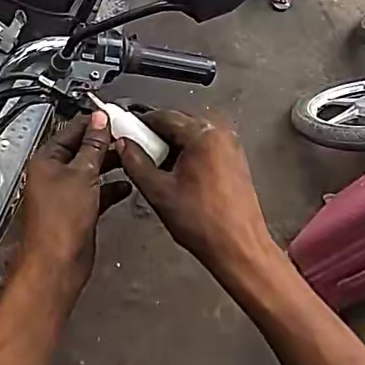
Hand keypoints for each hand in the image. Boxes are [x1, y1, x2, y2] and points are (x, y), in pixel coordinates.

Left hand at [13, 111, 115, 306]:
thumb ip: (94, 145)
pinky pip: (97, 191)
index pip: (72, 130)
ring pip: (91, 170)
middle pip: (82, 149)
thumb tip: (100, 121)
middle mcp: (53, 174)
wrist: (58, 264)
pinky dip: (111, 187)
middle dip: (104, 143)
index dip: (93, 123)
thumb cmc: (60, 222)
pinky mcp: (77, 211)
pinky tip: (126, 184)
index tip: (114, 117)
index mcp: (46, 159)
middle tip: (127, 136)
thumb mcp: (83, 173)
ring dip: (110, 164)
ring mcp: (65, 193)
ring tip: (131, 156)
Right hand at [113, 111, 276, 278]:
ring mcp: (230, 146)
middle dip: (157, 134)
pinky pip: (205, 145)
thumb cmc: (206, 224)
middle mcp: (220, 134)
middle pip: (178, 121)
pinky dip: (188, 152)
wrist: (239, 249)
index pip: (163, 116)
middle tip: (140, 152)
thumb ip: (136, 162)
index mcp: (203, 135)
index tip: (127, 133)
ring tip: (159, 168)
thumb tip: (125, 146)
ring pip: (191, 133)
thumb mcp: (158, 191)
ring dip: (173, 144)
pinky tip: (178, 175)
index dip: (140, 124)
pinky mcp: (234, 160)